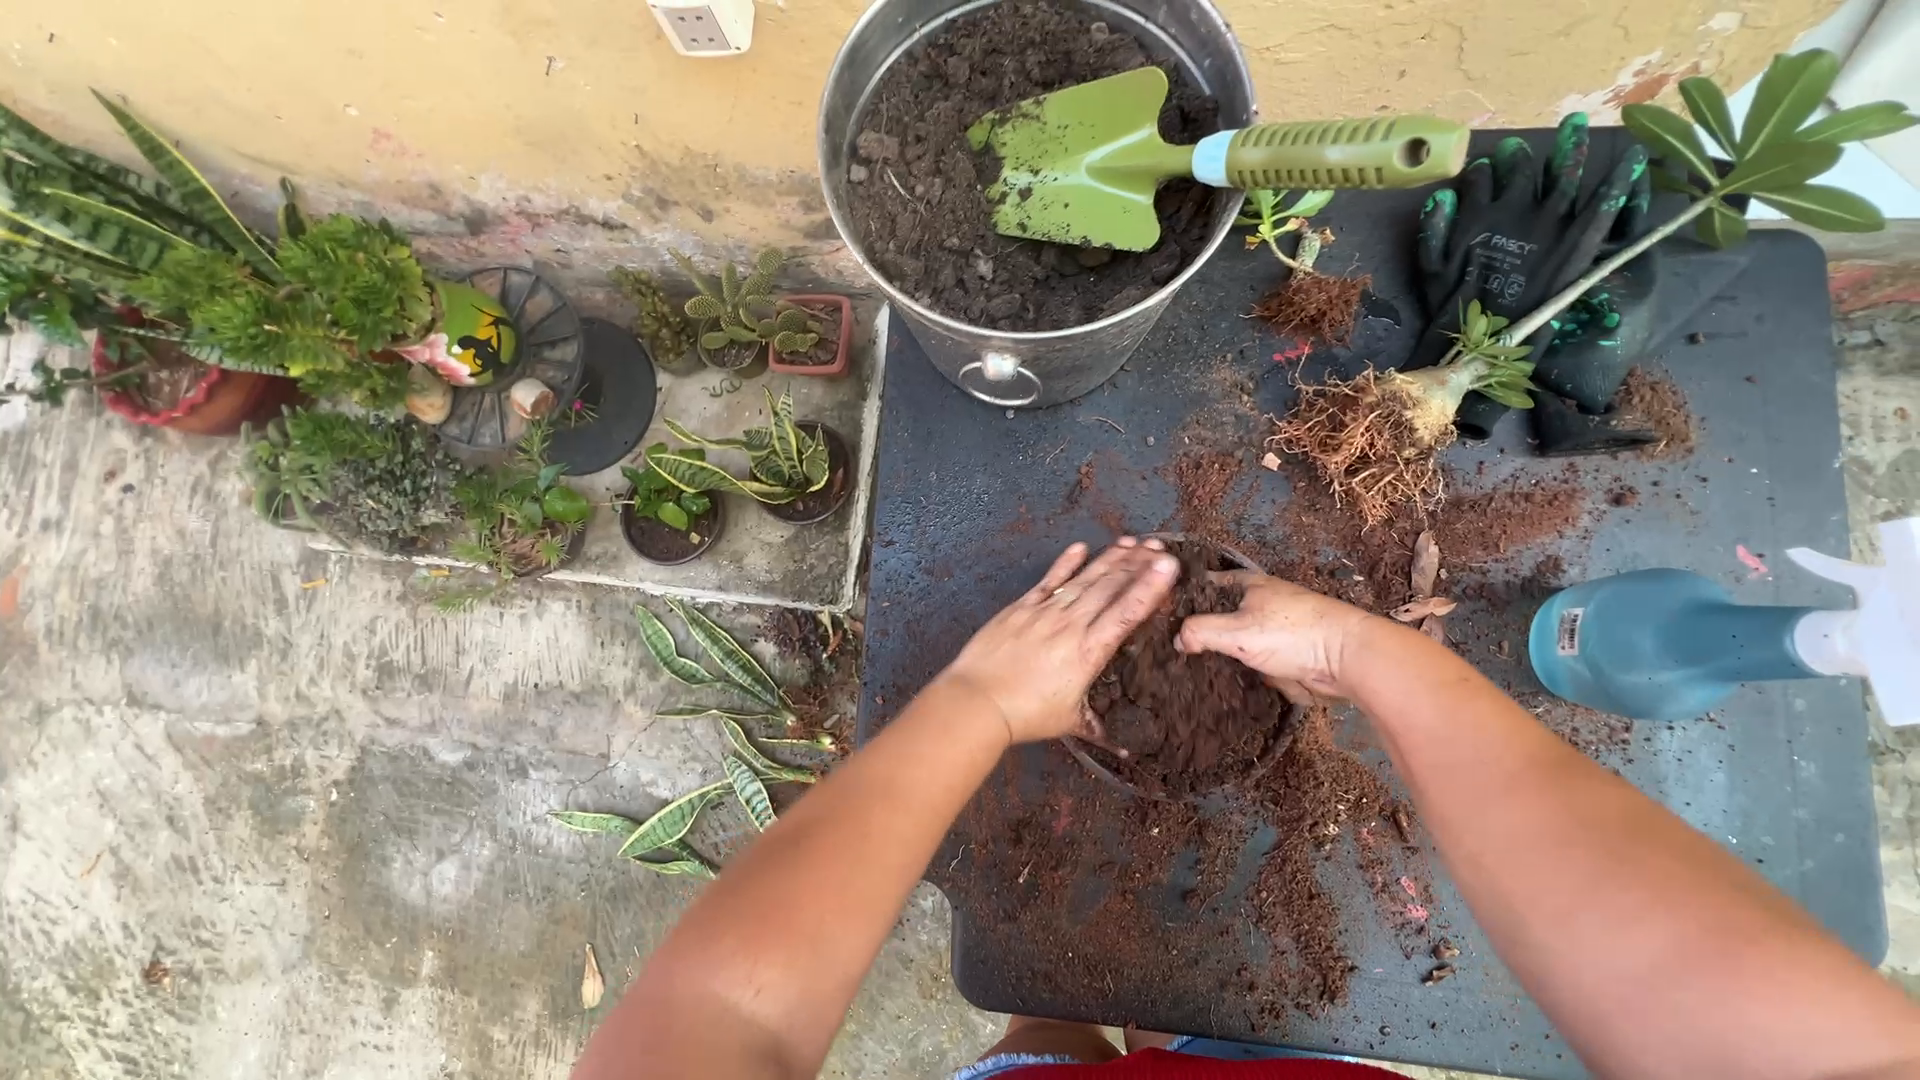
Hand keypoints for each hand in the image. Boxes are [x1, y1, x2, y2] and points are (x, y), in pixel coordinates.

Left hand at [937, 537, 1179, 744]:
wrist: (978, 699)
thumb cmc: (1025, 714)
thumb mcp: (1068, 722)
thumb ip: (1098, 727)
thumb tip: (1125, 749)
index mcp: (1088, 651)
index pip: (1126, 613)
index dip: (1150, 587)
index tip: (1169, 567)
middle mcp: (1070, 625)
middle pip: (1110, 588)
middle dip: (1137, 565)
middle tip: (1158, 547)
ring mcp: (1045, 612)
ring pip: (1084, 579)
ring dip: (1110, 559)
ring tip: (1132, 543)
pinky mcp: (1021, 607)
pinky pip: (1049, 580)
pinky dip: (1066, 563)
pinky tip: (1081, 548)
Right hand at [1174, 571, 1381, 699]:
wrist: (1350, 658)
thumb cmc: (1293, 634)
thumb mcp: (1236, 632)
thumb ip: (1199, 632)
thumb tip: (1176, 640)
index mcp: (1246, 583)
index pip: (1201, 585)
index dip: (1181, 601)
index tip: (1160, 621)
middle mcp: (1258, 598)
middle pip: (1218, 613)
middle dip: (1201, 631)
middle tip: (1175, 651)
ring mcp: (1273, 624)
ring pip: (1235, 637)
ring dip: (1223, 652)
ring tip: (1196, 669)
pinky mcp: (1285, 648)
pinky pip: (1254, 656)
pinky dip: (1243, 666)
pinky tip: (1226, 679)